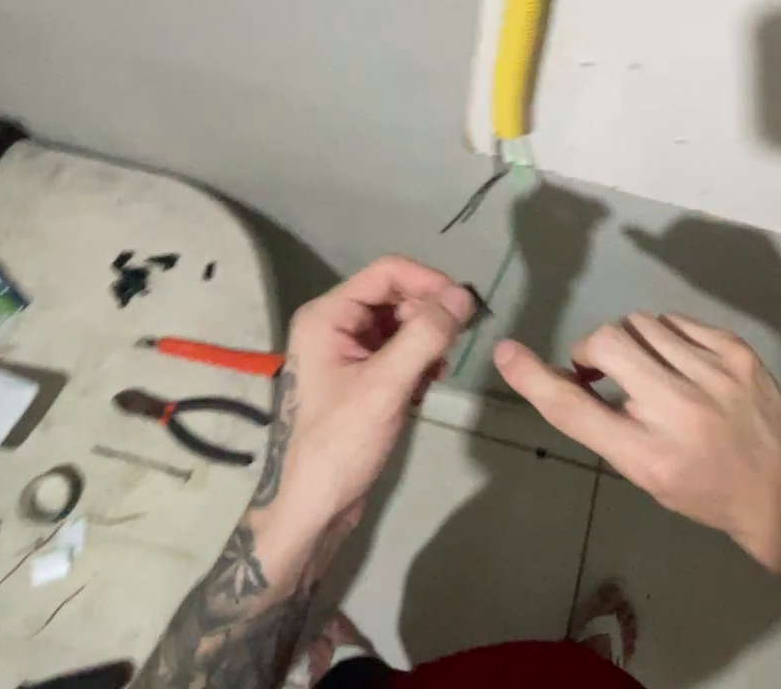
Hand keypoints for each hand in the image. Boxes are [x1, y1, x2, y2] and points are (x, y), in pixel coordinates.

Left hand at [256, 256, 475, 532]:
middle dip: (430, 314)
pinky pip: (400, 347)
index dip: (429, 281)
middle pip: (397, 294)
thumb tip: (465, 295)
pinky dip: (420, 359)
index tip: (465, 306)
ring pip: (402, 321)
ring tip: (437, 372)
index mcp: (328, 315)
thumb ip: (426, 335)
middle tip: (454, 345)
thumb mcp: (387, 386)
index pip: (388, 272)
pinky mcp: (361, 373)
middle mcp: (335, 323)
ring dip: (428, 340)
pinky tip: (427, 385)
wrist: (315, 507)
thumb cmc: (341, 443)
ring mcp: (346, 349)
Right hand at [494, 313, 780, 574]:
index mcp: (648, 455)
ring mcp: (714, 372)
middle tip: (603, 372)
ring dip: (630, 341)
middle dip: (593, 350)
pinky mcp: (736, 349)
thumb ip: (600, 422)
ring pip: (639, 323)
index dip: (535, 378)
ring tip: (648, 370)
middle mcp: (679, 409)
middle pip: (606, 343)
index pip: (576, 409)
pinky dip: (664, 336)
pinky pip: (674, 320)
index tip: (507, 351)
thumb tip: (561, 372)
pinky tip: (680, 363)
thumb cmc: (700, 488)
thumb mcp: (642, 469)